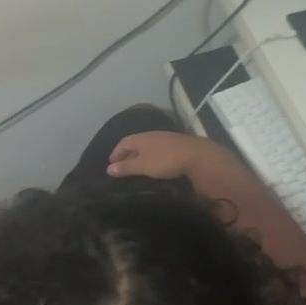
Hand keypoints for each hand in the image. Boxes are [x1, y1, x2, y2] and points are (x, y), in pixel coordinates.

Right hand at [106, 130, 220, 181]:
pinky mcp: (176, 145)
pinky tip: (154, 164)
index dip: (115, 153)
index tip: (111, 165)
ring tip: (137, 167)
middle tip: (122, 167)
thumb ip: (126, 167)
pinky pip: (157, 149)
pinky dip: (151, 157)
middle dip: (127, 154)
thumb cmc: (165, 160)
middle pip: (134, 143)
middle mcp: (151, 135)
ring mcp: (165, 139)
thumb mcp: (143, 166)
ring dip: (140, 155)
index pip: (123, 143)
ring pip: (147, 146)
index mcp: (140, 138)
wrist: (197, 155)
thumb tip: (108, 169)